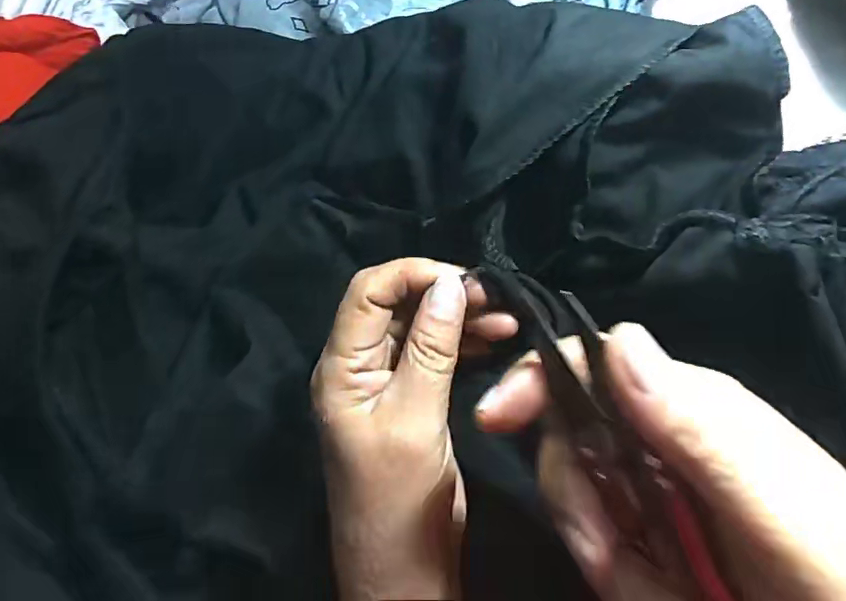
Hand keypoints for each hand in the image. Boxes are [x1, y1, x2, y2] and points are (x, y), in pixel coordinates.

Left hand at [313, 259, 518, 600]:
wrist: (404, 576)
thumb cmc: (399, 503)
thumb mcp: (416, 421)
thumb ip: (431, 349)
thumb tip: (449, 284)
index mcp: (341, 365)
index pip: (367, 292)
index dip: (411, 275)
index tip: (461, 278)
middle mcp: (355, 364)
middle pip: (393, 305)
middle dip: (440, 292)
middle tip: (492, 295)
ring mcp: (380, 380)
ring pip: (415, 326)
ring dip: (456, 315)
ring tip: (504, 315)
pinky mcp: (406, 396)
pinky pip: (430, 352)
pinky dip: (460, 341)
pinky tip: (494, 337)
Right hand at [475, 324, 845, 600]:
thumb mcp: (785, 520)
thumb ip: (702, 432)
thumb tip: (617, 339)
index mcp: (695, 407)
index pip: (593, 361)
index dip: (539, 378)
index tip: (496, 418)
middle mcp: (671, 434)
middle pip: (573, 427)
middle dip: (575, 493)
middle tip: (605, 558)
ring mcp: (666, 489)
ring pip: (584, 490)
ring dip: (602, 547)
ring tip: (658, 594)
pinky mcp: (663, 539)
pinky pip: (608, 540)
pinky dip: (621, 576)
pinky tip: (660, 597)